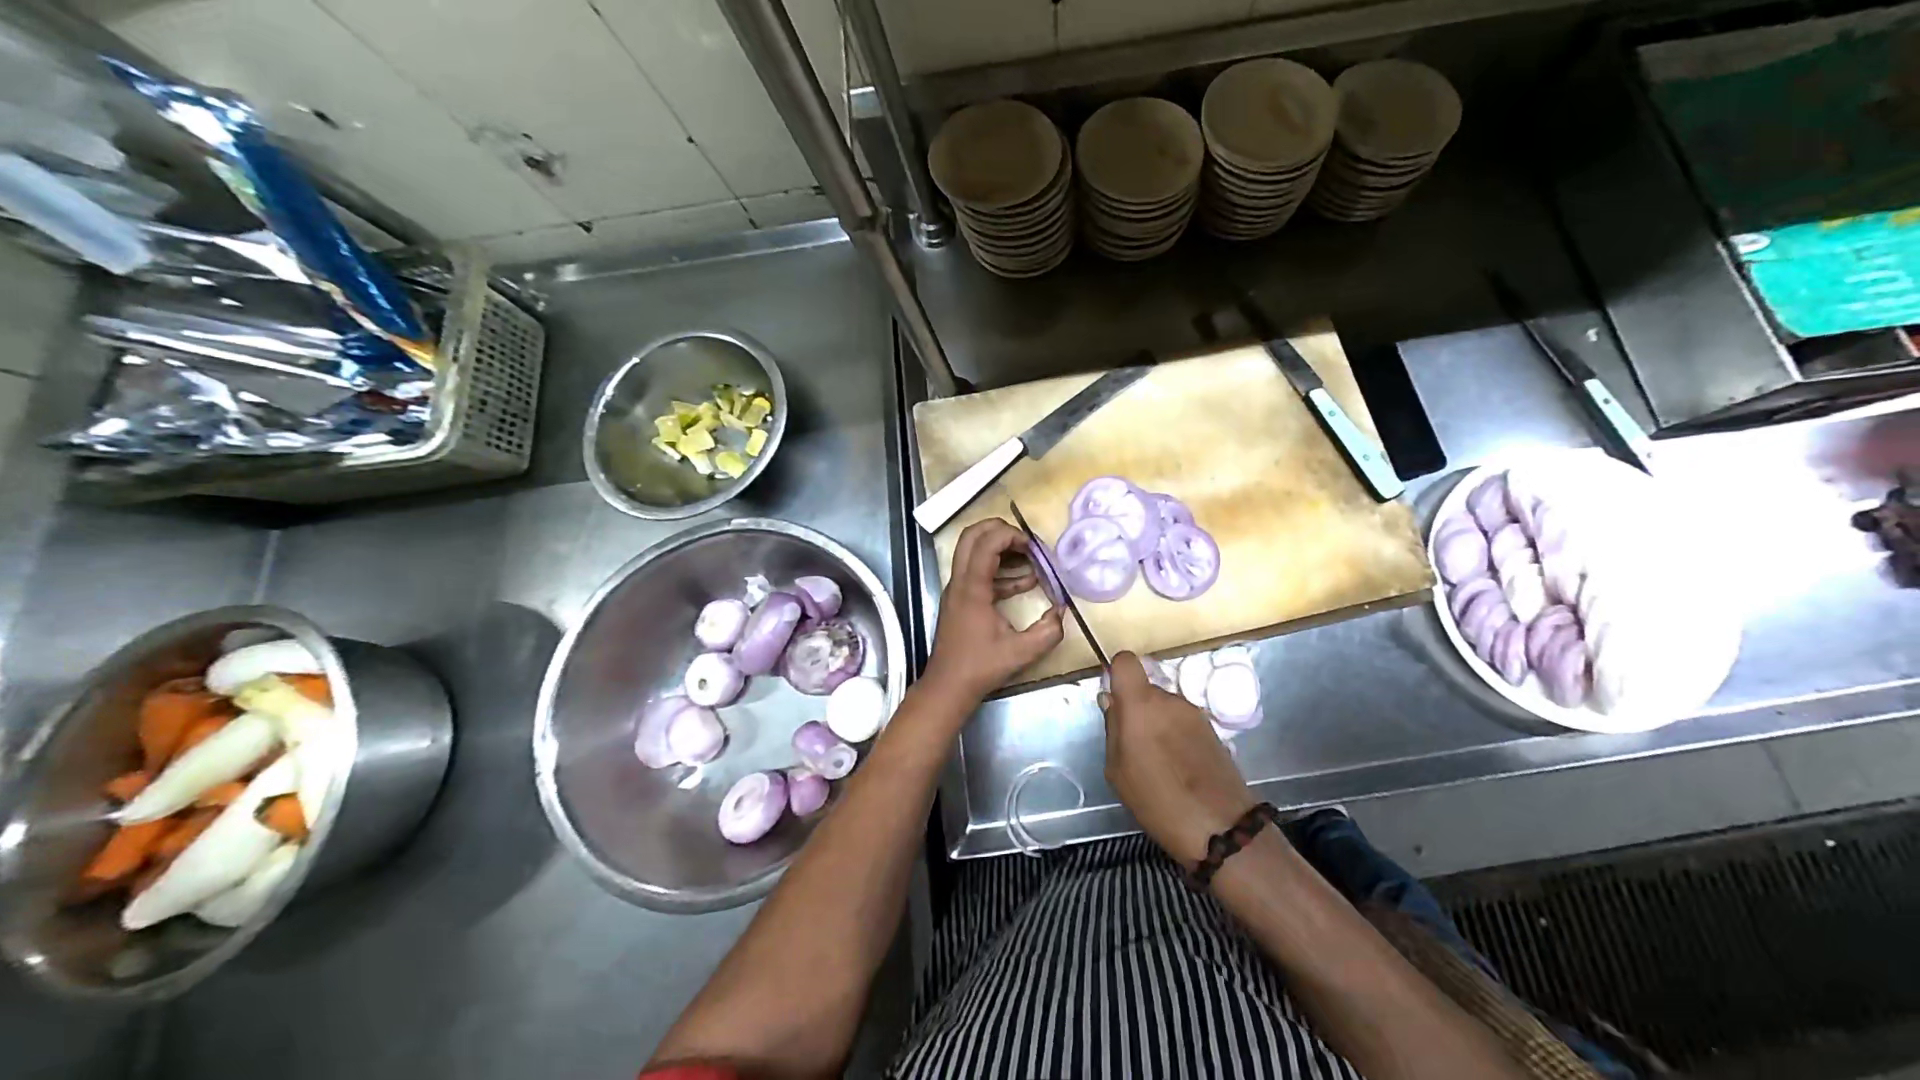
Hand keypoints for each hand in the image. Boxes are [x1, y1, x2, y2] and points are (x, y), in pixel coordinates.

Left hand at [923, 519, 1064, 701]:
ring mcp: (957, 589)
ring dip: (1001, 549)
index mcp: (971, 588)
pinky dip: (1000, 569)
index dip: (1011, 536)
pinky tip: (1025, 583)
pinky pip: (978, 571)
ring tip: (1031, 560)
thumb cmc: (981, 668)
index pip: (986, 543)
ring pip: (973, 551)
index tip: (1034, 548)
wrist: (949, 685)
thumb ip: (1048, 631)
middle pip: (972, 535)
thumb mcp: (1022, 652)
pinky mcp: (960, 599)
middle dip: (1000, 530)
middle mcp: (960, 582)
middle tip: (1027, 542)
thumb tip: (1061, 611)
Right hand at [1103, 652, 1255, 864]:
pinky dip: (1175, 736)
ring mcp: (1194, 713)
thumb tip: (1112, 702)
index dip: (1117, 674)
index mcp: (1141, 704)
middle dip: (1136, 708)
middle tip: (1133, 744)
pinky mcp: (1212, 730)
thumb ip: (1113, 728)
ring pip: (1165, 707)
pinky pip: (1182, 722)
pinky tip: (1177, 767)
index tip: (1114, 699)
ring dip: (1157, 724)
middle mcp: (1170, 699)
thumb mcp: (1117, 769)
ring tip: (1157, 761)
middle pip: (1146, 689)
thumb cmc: (1156, 799)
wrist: (1219, 827)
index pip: (1127, 662)